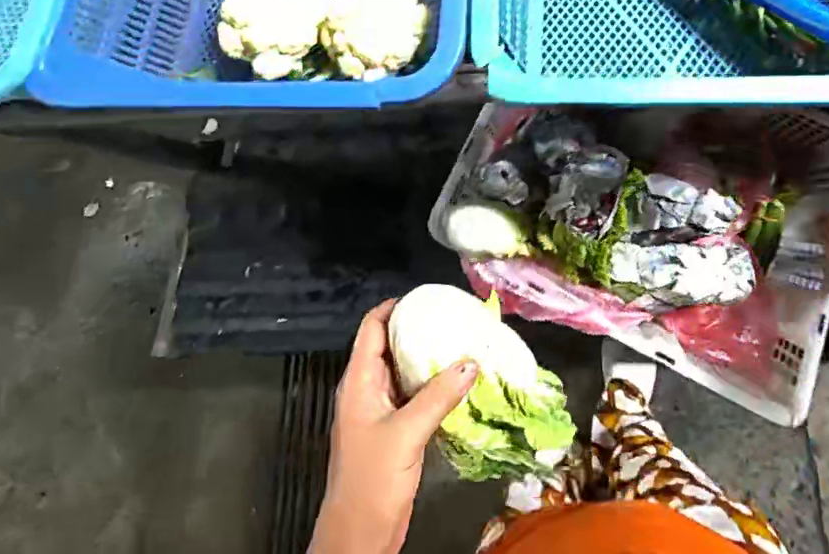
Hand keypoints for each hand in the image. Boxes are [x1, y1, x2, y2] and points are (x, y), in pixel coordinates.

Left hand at [308, 299, 478, 553]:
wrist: (359, 534)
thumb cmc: (373, 477)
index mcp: (358, 379)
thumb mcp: (407, 433)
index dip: (392, 307)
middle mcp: (365, 389)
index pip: (371, 328)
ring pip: (401, 374)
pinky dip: (429, 388)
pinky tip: (454, 387)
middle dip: (414, 331)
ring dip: (424, 361)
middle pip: (387, 347)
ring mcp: (377, 411)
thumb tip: (471, 362)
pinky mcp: (391, 432)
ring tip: (457, 346)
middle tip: (449, 320)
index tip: (423, 298)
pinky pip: (410, 398)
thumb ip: (438, 397)